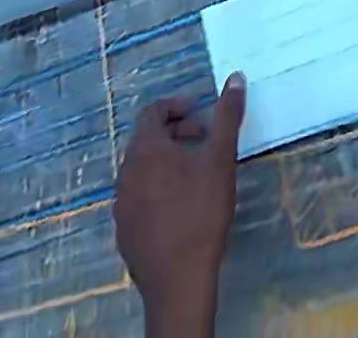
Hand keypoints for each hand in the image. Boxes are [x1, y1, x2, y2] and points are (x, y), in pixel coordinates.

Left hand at [115, 73, 246, 337]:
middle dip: (176, 132)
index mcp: (146, 148)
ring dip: (166, 160)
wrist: (178, 280)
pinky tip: (180, 205)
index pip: (152, 111)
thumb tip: (236, 77)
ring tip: (194, 171)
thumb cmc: (201, 211)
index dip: (176, 106)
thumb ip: (227, 115)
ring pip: (142, 167)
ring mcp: (121, 201)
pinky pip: (138, 195)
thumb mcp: (220, 157)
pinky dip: (157, 188)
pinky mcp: (124, 229)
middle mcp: (126, 169)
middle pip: (147, 138)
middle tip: (203, 139)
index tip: (198, 110)